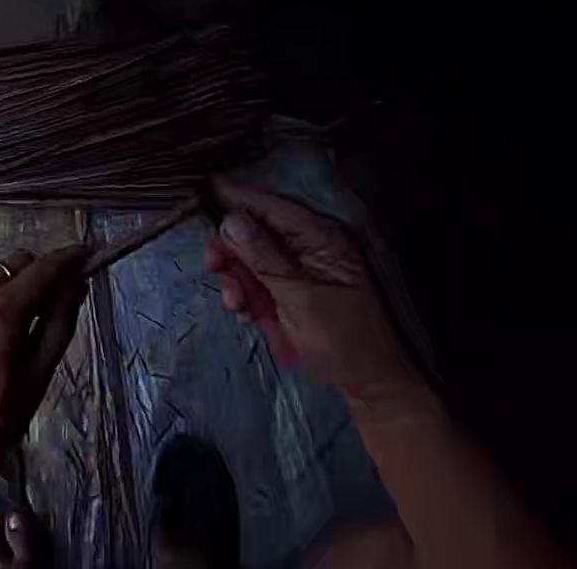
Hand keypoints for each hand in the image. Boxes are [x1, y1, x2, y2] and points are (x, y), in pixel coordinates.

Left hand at [0, 245, 87, 489]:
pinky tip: (6, 336)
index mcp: (2, 309)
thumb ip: (59, 324)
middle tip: (64, 298)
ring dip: (21, 285)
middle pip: (19, 262)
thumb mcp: (37, 376)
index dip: (71, 258)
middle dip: (44, 270)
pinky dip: (0, 299)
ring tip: (36, 324)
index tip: (91, 254)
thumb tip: (76, 287)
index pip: (45, 268)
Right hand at [207, 178, 418, 402]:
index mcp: (320, 238)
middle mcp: (307, 245)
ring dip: (236, 277)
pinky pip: (254, 279)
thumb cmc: (346, 342)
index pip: (272, 206)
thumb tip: (231, 220)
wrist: (370, 387)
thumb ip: (263, 259)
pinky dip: (245, 293)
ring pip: (249, 256)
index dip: (238, 197)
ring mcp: (297, 267)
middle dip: (231, 249)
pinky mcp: (288, 288)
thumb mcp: (301, 300)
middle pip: (255, 229)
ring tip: (238, 304)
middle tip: (214, 267)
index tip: (206, 189)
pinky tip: (246, 311)